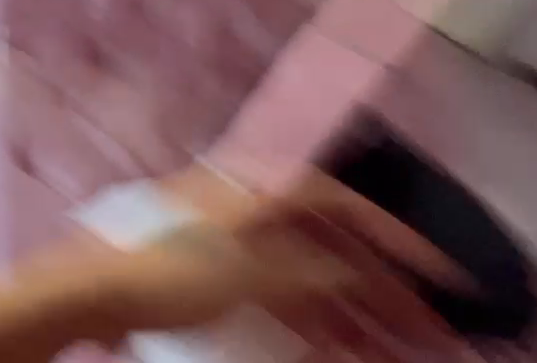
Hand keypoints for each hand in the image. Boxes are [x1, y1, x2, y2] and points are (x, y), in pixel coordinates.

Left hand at [93, 170, 468, 344]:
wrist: (92, 288)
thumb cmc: (167, 272)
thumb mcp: (246, 276)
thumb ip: (306, 272)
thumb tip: (353, 273)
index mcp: (247, 190)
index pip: (332, 199)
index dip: (392, 235)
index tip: (445, 278)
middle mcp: (238, 204)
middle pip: (324, 238)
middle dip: (382, 286)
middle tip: (438, 337)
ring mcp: (223, 235)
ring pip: (304, 267)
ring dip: (355, 308)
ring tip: (405, 354)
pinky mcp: (208, 266)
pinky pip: (275, 288)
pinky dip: (313, 317)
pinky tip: (343, 350)